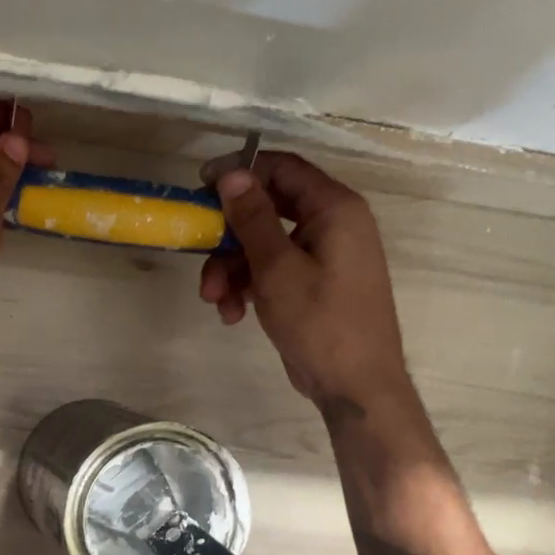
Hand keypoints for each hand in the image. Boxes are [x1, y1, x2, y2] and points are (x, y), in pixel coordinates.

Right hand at [199, 151, 411, 416]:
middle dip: (228, 236)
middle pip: (267, 209)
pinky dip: (249, 286)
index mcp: (334, 209)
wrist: (355, 385)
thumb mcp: (276, 268)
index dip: (239, 172)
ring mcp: (324, 255)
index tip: (200, 188)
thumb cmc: (320, 322)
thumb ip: (252, 217)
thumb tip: (232, 173)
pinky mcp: (313, 283)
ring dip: (232, 268)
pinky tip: (233, 313)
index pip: (282, 169)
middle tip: (199, 256)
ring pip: (263, 243)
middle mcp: (332, 224)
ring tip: (215, 301)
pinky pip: (273, 269)